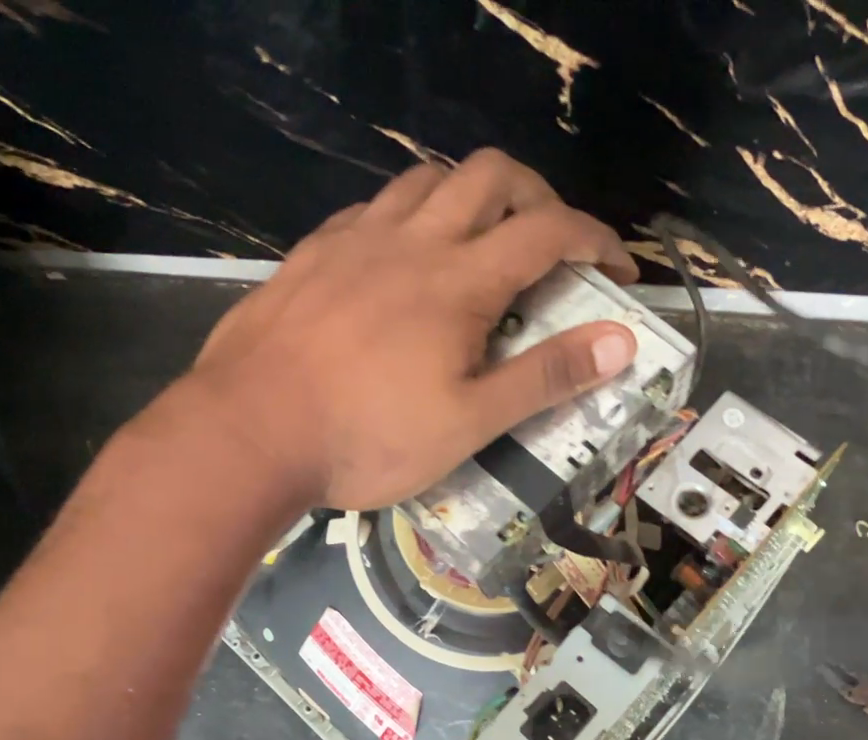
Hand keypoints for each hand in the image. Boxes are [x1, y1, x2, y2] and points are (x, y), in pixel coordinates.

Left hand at [143, 149, 639, 509]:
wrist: (246, 433)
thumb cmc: (367, 437)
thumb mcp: (469, 422)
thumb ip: (545, 377)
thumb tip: (621, 341)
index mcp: (459, 280)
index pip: (549, 232)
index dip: (597, 241)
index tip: (620, 271)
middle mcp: (412, 240)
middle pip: (490, 175)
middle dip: (539, 196)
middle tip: (551, 245)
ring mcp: (355, 239)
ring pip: (426, 179)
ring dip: (471, 197)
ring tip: (481, 245)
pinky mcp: (312, 252)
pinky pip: (373, 206)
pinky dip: (410, 215)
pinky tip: (403, 260)